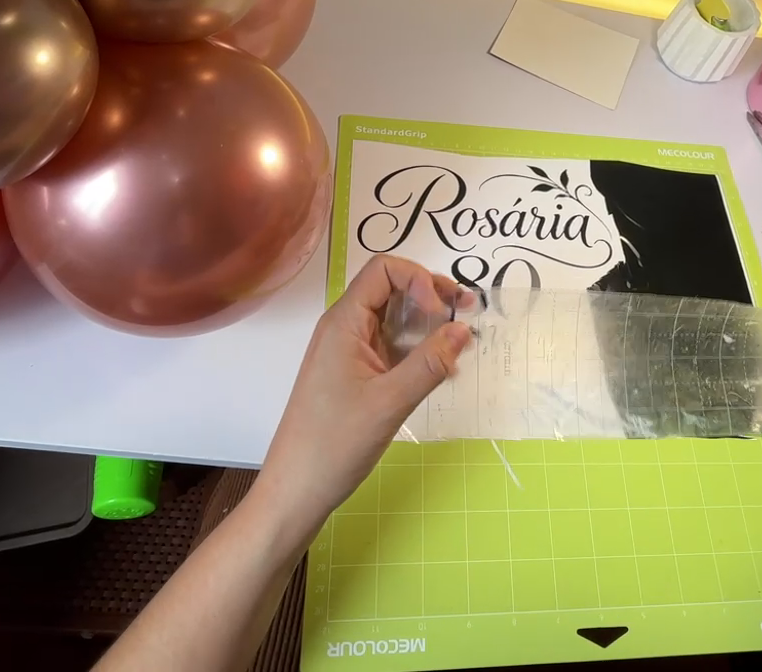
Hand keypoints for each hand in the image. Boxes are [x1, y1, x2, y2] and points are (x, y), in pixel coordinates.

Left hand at [255, 256, 472, 536]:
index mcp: (344, 322)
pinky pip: (390, 345)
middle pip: (391, 288)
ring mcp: (349, 350)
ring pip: (393, 318)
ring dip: (426, 322)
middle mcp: (345, 327)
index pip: (384, 270)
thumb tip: (464, 329)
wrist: (295, 491)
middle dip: (430, 294)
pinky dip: (416, 347)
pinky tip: (440, 365)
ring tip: (459, 341)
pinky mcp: (355, 372)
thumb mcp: (390, 402)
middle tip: (466, 312)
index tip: (441, 313)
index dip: (419, 280)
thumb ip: (429, 363)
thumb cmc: (335, 443)